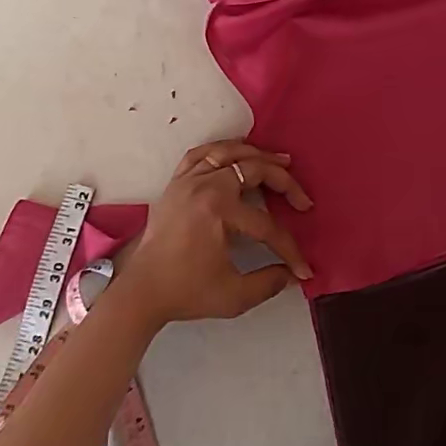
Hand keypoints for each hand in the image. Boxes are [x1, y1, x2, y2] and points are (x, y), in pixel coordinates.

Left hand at [109, 139, 314, 327]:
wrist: (142, 290)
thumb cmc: (186, 292)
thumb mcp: (234, 295)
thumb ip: (269, 283)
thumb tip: (292, 275)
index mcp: (219, 210)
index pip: (267, 225)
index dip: (289, 248)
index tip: (302, 268)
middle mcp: (203, 186)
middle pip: (252, 170)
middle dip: (283, 182)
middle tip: (302, 198)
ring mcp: (186, 181)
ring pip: (226, 152)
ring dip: (255, 155)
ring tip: (279, 161)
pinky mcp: (174, 184)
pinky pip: (200, 154)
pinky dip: (221, 149)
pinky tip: (235, 153)